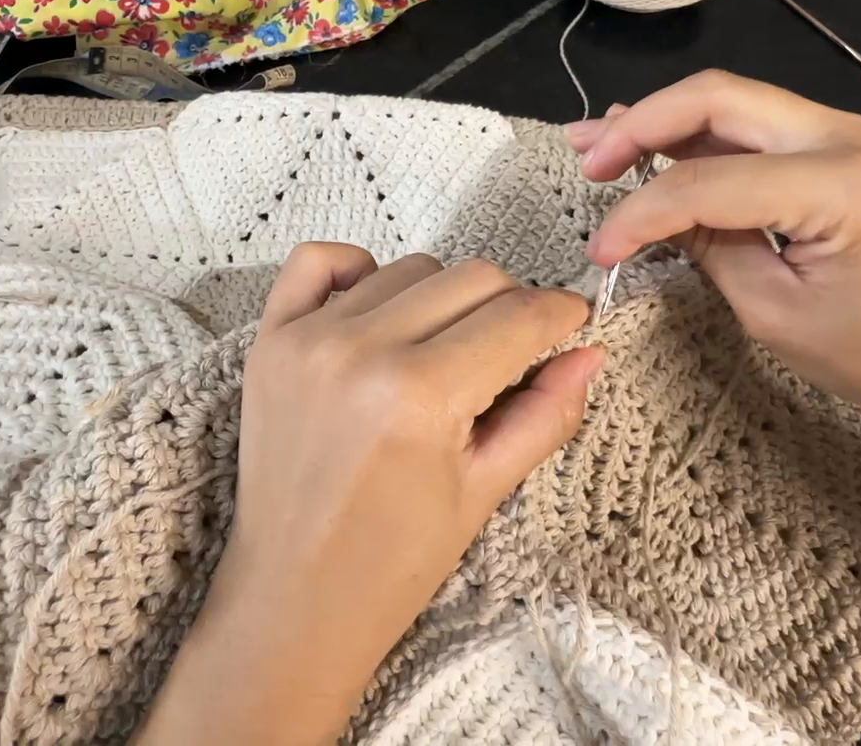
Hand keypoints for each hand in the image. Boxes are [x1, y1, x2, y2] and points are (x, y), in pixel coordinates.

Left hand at [136, 244, 600, 745]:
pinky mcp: (271, 337)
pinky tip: (380, 313)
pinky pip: (320, 259)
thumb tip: (590, 352)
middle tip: (512, 349)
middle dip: (511, 306)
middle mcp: (362, 350)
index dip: (562, 313)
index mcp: (422, 395)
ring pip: (412, 267)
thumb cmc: (395, 561)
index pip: (519, 316)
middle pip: (473, 276)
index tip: (574, 320)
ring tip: (441, 352)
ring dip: (444, 298)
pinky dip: (359, 271)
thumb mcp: (487, 490)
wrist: (294, 600)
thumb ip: (548, 412)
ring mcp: (309, 338)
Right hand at [568, 70, 860, 434]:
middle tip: (586, 157)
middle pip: (718, 99)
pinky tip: (651, 143)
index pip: (708, 182)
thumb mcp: (771, 311)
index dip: (640, 211)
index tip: (600, 248)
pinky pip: (753, 125)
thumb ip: (703, 246)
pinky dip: (697, 135)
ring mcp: (847, 131)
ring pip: (730, 101)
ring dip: (661, 120)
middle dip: (640, 125)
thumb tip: (640, 216)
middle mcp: (849, 136)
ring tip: (598, 141)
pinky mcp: (839, 142)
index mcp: (844, 188)